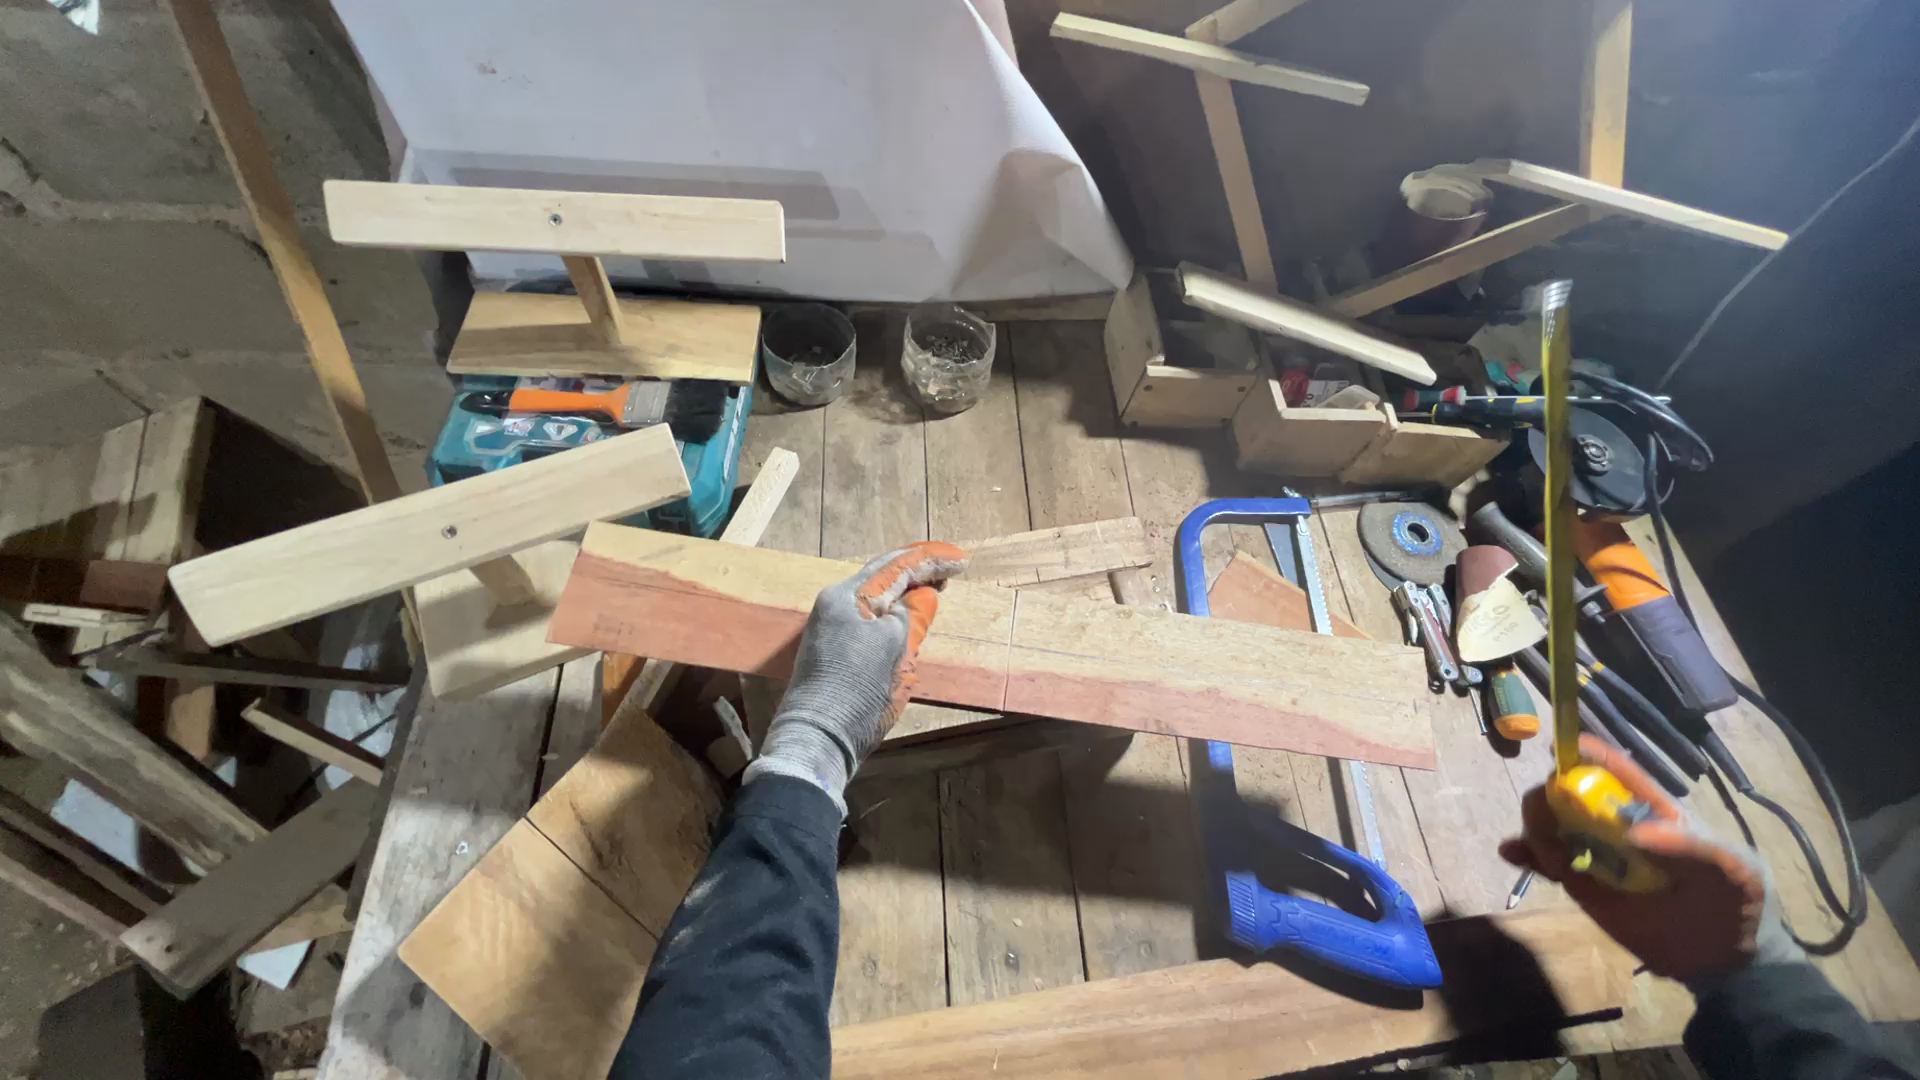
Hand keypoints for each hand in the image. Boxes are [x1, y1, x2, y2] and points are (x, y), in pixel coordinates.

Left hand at [743, 541, 969, 814]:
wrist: (818, 739)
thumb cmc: (858, 691)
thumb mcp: (895, 648)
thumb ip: (912, 616)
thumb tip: (925, 594)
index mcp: (847, 596)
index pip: (895, 566)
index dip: (930, 560)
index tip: (962, 560)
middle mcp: (836, 603)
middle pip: (883, 576)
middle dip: (918, 569)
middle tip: (952, 568)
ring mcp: (833, 626)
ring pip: (877, 596)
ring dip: (907, 588)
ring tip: (937, 585)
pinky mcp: (837, 647)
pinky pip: (871, 616)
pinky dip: (895, 611)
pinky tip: (910, 613)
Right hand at [1500, 735, 1800, 986]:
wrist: (1724, 962)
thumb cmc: (1734, 903)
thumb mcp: (1732, 872)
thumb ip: (1690, 848)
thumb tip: (1633, 835)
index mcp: (1649, 808)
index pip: (1614, 770)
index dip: (1586, 754)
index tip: (1560, 752)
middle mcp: (1612, 821)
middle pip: (1566, 792)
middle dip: (1549, 796)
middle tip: (1547, 817)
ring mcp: (1590, 848)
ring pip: (1546, 821)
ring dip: (1534, 826)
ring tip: (1542, 851)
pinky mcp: (1575, 877)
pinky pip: (1540, 857)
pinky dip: (1521, 851)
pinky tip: (1513, 854)